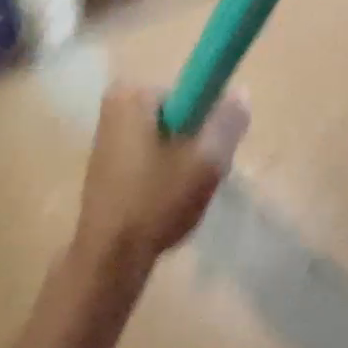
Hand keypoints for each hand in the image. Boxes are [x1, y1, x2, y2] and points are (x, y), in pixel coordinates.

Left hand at [73, 84, 249, 265]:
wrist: (109, 256)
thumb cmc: (155, 202)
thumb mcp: (204, 162)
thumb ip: (226, 124)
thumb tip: (240, 91)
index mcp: (132, 93)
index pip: (192, 93)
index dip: (208, 124)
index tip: (210, 156)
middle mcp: (114, 103)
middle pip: (179, 115)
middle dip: (195, 145)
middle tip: (198, 179)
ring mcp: (107, 132)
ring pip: (167, 137)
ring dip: (181, 163)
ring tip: (179, 195)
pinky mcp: (106, 159)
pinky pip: (150, 154)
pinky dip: (162, 173)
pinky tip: (163, 201)